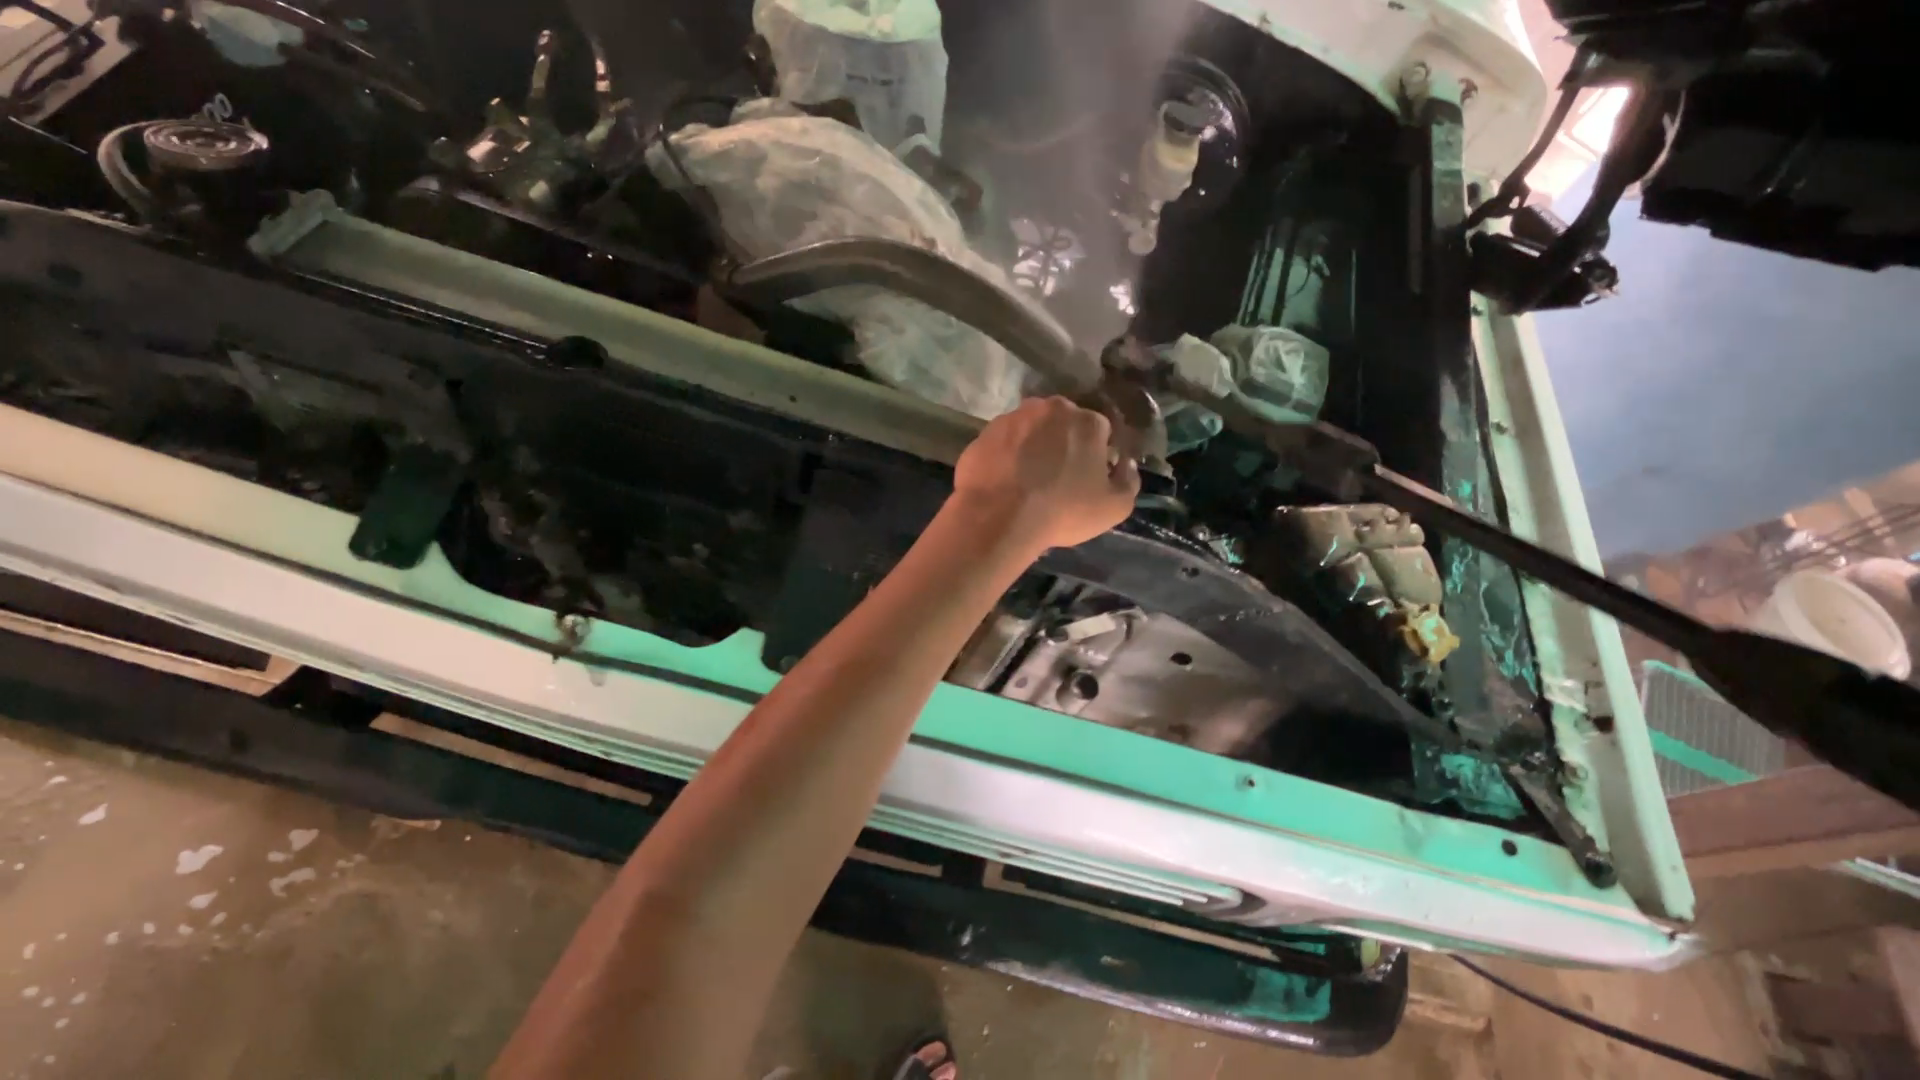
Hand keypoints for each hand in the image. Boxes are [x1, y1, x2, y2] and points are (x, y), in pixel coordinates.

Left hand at [950, 396, 1140, 551]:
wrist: (1000, 517)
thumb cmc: (1063, 511)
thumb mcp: (1114, 507)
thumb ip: (1129, 480)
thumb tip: (1127, 464)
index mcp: (1088, 421)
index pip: (1100, 431)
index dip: (1095, 454)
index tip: (1087, 476)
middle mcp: (1051, 408)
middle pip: (1063, 423)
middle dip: (1063, 442)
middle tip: (1056, 475)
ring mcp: (1014, 417)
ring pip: (1032, 428)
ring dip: (1034, 445)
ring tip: (1028, 477)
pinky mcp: (986, 431)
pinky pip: (1004, 440)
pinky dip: (1007, 453)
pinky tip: (1006, 478)